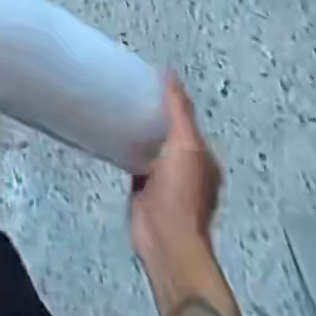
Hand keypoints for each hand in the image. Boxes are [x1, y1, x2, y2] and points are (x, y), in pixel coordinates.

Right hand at [131, 78, 240, 315]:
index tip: (151, 80)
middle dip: (153, 112)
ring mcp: (164, 179)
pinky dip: (126, 147)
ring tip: (119, 108)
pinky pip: (133, 160)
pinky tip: (113, 137)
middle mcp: (185, 166)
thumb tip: (171, 75)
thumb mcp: (185, 144)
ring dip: (139, 130)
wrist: (165, 240)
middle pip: (167, 130)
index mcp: (202, 155)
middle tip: (131, 90)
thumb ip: (179, 110)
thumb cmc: (181, 197)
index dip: (171, 98)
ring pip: (150, 145)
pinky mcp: (143, 188)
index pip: (186, 117)